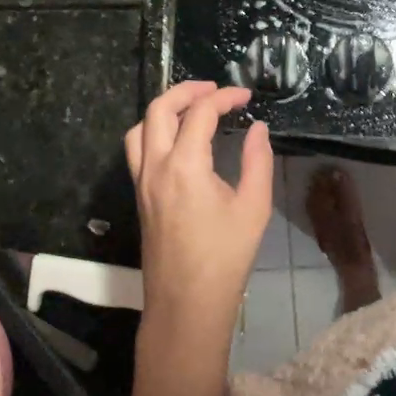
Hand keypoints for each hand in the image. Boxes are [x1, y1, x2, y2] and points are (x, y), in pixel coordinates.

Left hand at [125, 82, 272, 325]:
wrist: (186, 305)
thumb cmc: (225, 258)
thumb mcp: (253, 207)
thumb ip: (257, 161)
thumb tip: (258, 128)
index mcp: (185, 165)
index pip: (200, 112)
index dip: (225, 97)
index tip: (246, 96)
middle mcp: (155, 166)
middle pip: (159, 109)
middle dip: (187, 90)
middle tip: (216, 90)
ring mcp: (142, 182)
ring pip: (140, 128)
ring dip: (164, 109)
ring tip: (192, 108)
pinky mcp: (139, 197)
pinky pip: (137, 150)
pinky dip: (154, 131)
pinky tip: (179, 140)